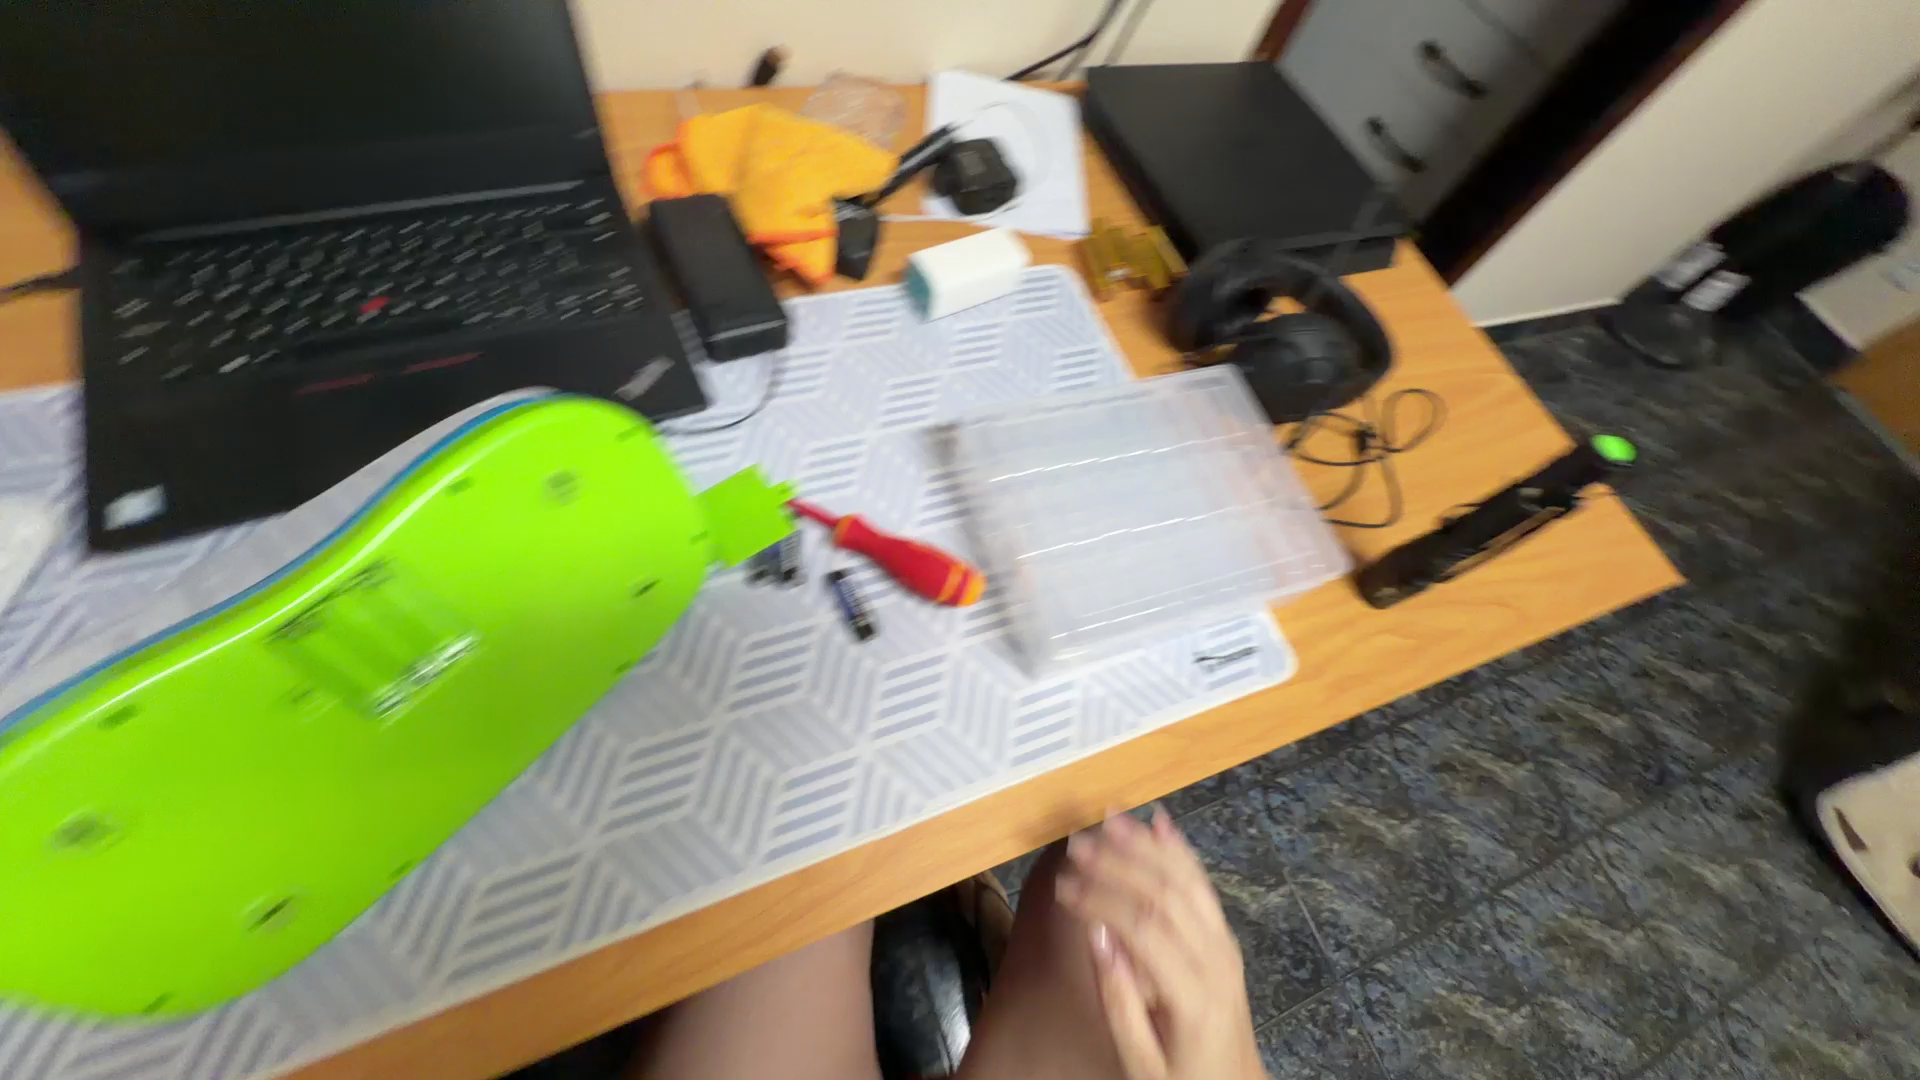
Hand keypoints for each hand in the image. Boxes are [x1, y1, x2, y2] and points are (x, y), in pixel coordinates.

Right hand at [1055, 810, 1267, 1079]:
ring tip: (1110, 817)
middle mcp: (1216, 959)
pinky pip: (1203, 885)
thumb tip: (1096, 931)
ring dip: (1146, 844)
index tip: (1063, 885)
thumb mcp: (1141, 1061)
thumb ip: (1118, 999)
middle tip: (1077, 843)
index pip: (1143, 927)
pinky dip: (1180, 850)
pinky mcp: (1225, 935)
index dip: (1101, 898)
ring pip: (1186, 880)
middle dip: (1119, 861)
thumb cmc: (1181, 1077)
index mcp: (1193, 994)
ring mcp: (1225, 943)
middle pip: (1166, 894)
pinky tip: (1160, 822)